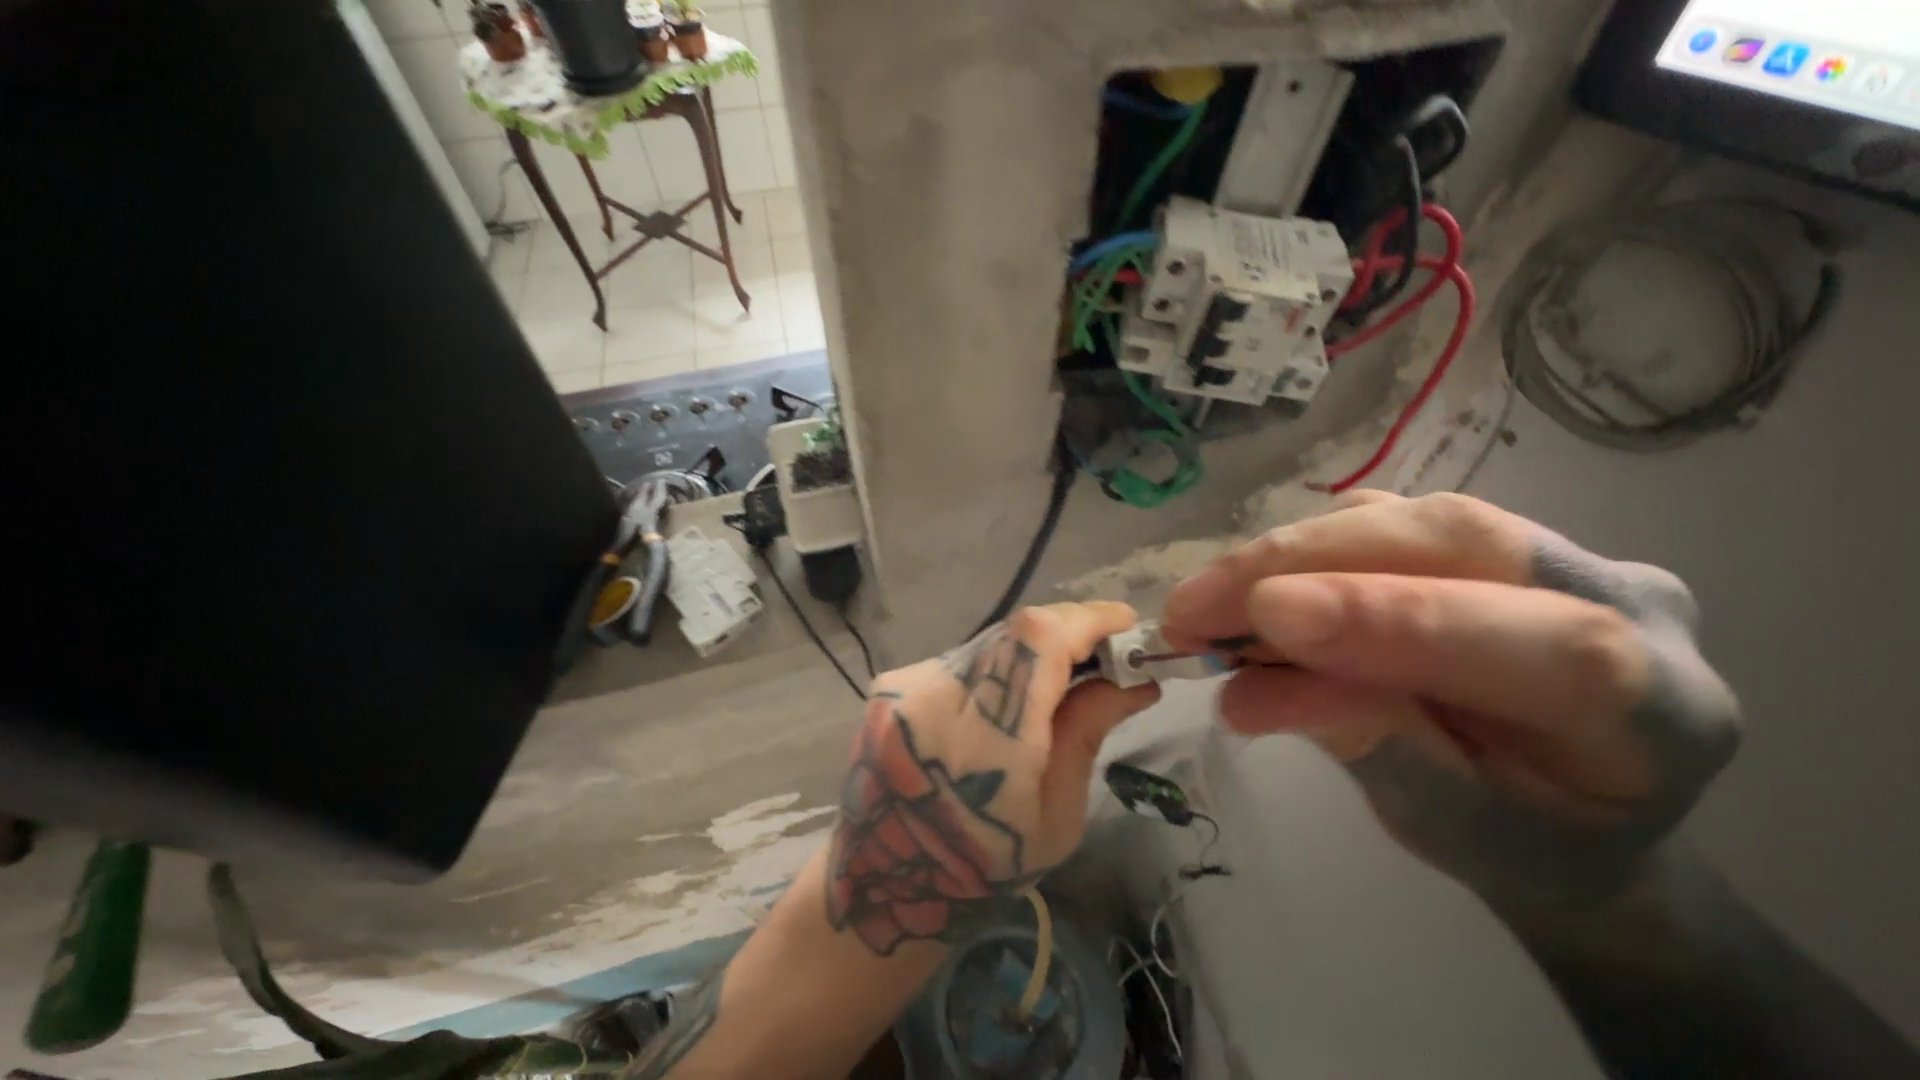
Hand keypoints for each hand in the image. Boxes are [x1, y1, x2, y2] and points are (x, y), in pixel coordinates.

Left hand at [825, 602, 1160, 955]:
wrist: (881, 875)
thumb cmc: (983, 865)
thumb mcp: (1056, 819)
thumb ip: (1085, 736)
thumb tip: (1135, 681)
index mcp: (988, 742)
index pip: (1038, 641)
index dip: (1087, 619)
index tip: (1126, 624)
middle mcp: (940, 696)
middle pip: (1018, 630)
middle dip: (1071, 632)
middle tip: (1104, 657)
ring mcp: (908, 685)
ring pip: (992, 639)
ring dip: (1034, 650)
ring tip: (1061, 682)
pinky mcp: (891, 683)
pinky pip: (962, 658)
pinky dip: (997, 668)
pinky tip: (1004, 704)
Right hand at [1161, 491, 1741, 910]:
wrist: (1575, 820)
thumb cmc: (1528, 847)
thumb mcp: (1452, 825)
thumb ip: (1370, 745)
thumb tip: (1244, 692)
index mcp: (1662, 709)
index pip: (1545, 643)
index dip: (1396, 620)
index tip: (1266, 616)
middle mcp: (1624, 599)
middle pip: (1459, 540)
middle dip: (1309, 563)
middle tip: (1194, 607)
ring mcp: (1556, 554)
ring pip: (1413, 517)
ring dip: (1290, 553)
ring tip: (1202, 604)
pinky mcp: (1486, 538)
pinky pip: (1390, 521)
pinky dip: (1304, 550)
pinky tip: (1250, 589)